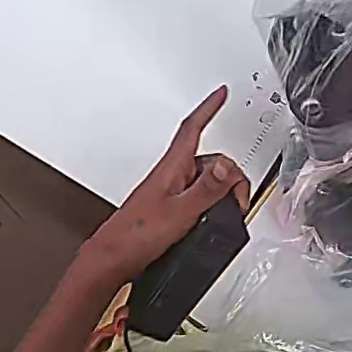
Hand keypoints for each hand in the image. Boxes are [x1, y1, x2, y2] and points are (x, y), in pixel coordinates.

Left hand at [75, 87, 249, 287]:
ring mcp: (171, 191)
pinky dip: (210, 204)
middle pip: (210, 160)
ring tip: (223, 214)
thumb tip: (226, 166)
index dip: (208, 108)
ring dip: (220, 194)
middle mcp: (171, 175)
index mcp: (172, 167)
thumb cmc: (137, 234)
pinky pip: (198, 196)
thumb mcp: (180, 211)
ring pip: (206, 180)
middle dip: (230, 176)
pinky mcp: (170, 208)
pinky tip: (208, 219)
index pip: (192, 128)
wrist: (114, 257)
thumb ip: (207, 188)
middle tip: (237, 199)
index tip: (221, 93)